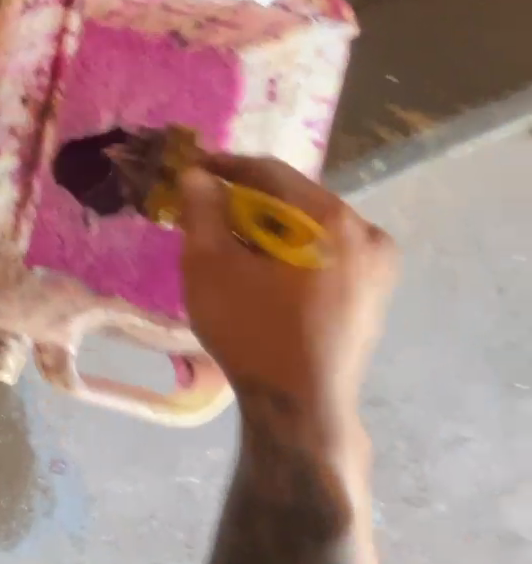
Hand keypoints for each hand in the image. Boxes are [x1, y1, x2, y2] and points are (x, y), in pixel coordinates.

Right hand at [180, 156, 397, 445]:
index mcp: (331, 219)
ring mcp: (377, 265)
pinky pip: (322, 251)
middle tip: (199, 208)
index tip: (186, 169)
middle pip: (294, 198)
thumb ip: (202, 211)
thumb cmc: (248, 324)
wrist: (298, 398)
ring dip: (264, 225)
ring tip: (223, 238)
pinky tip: (255, 266)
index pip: (271, 173)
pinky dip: (285, 248)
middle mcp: (366, 233)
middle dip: (243, 198)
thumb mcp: (209, 263)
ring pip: (309, 227)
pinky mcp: (372, 291)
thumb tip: (196, 176)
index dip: (224, 166)